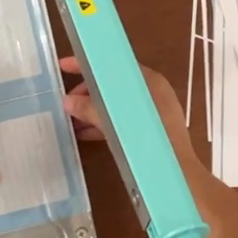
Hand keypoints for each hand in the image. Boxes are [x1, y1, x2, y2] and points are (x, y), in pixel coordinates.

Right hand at [57, 56, 195, 160]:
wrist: (175, 172)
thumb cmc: (146, 140)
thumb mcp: (112, 121)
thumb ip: (89, 109)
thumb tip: (67, 102)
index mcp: (148, 81)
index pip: (113, 65)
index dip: (87, 65)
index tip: (63, 67)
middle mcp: (151, 92)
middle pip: (113, 86)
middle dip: (87, 94)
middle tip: (67, 103)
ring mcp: (152, 113)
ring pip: (115, 105)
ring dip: (92, 112)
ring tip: (70, 122)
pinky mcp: (150, 132)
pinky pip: (122, 121)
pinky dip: (104, 125)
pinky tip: (84, 134)